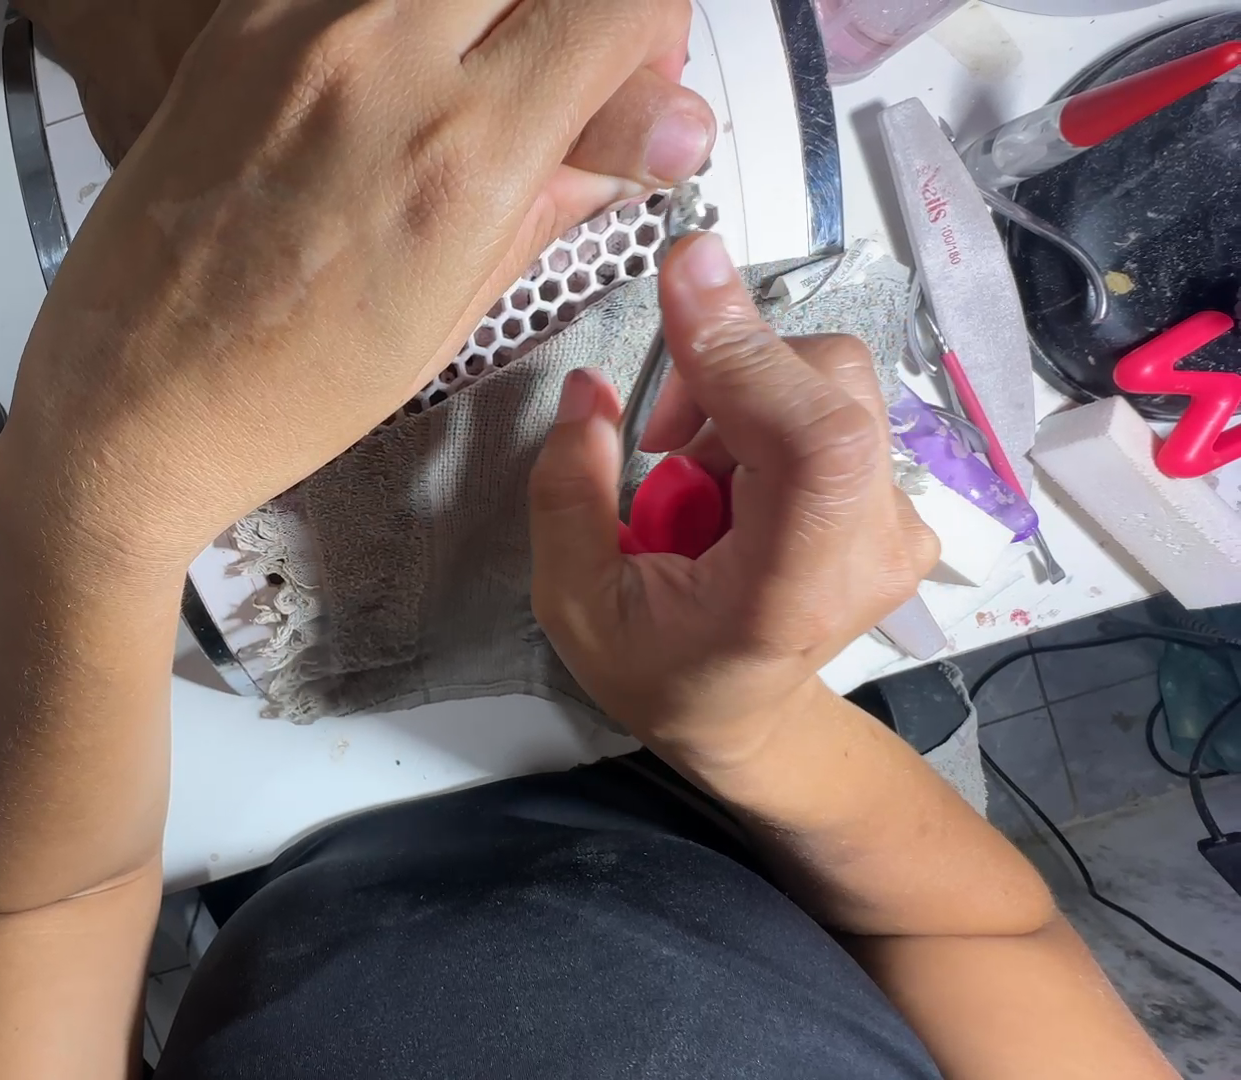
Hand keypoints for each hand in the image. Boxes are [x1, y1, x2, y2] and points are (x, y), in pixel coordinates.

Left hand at [0, 0, 713, 581]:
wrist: (131, 408)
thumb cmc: (276, 403)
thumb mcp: (434, 330)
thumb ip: (534, 215)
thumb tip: (614, 153)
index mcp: (458, 162)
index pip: (620, 1)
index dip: (652, 36)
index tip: (633, 89)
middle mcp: (380, 64)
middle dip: (576, 4)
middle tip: (560, 71)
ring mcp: (294, 30)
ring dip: (478, 7)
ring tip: (465, 79)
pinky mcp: (230, 31)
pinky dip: (392, 16)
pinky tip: (383, 79)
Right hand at [528, 233, 938, 772]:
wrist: (739, 716)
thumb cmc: (651, 670)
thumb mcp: (571, 599)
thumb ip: (569, 493)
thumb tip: (589, 386)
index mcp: (790, 587)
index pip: (810, 442)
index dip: (746, 348)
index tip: (683, 272)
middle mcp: (871, 542)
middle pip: (826, 384)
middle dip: (722, 374)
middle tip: (653, 441)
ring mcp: (897, 518)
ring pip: (825, 384)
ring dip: (733, 402)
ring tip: (684, 480)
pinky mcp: (888, 495)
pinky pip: (825, 406)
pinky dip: (756, 418)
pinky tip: (722, 483)